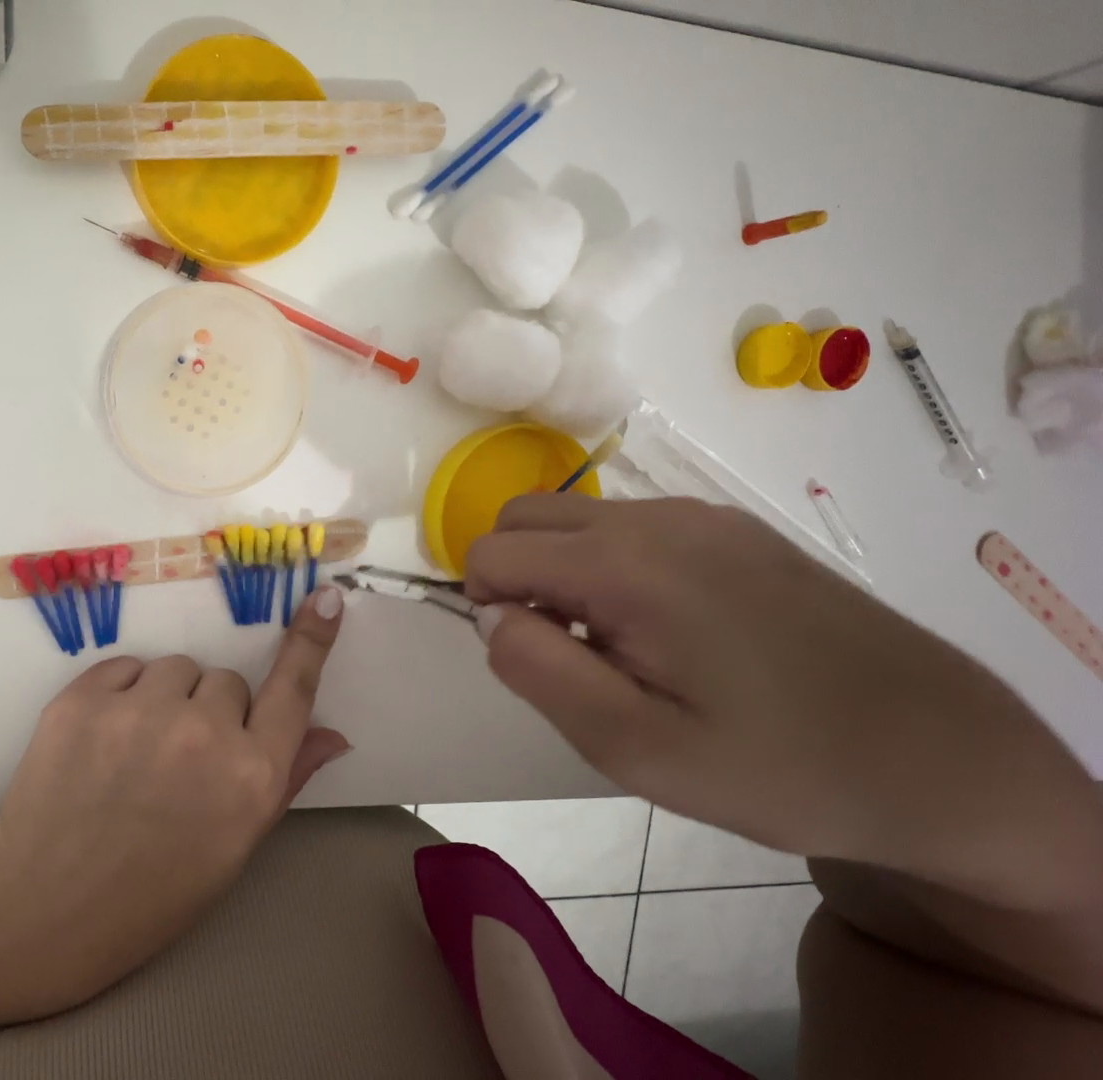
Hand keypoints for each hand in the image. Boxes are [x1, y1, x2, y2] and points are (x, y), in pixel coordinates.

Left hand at [0, 587, 349, 1016]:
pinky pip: (123, 668)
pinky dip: (120, 693)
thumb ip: (284, 781)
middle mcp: (201, 734)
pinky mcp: (81, 700)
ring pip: (173, 669)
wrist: (47, 908)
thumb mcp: (234, 849)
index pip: (293, 691)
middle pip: (224, 681)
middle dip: (211, 710)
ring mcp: (137, 712)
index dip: (310, 642)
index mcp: (250, 778)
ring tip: (137, 752)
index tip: (325, 599)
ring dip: (164, 698)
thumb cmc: (152, 892)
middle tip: (179, 761)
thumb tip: (333, 734)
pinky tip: (104, 740)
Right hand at [465, 495, 1102, 908]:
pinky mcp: (737, 531)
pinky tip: (667, 630)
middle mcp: (659, 520)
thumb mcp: (635, 748)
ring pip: (575, 517)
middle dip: (514, 577)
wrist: (945, 759)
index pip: (491, 551)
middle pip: (524, 516)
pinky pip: (630, 526)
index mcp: (627, 567)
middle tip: (568, 652)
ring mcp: (705, 518)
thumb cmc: (778, 767)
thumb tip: (490, 615)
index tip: (542, 662)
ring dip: (561, 571)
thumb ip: (538, 671)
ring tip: (619, 647)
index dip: (488, 607)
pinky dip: (609, 564)